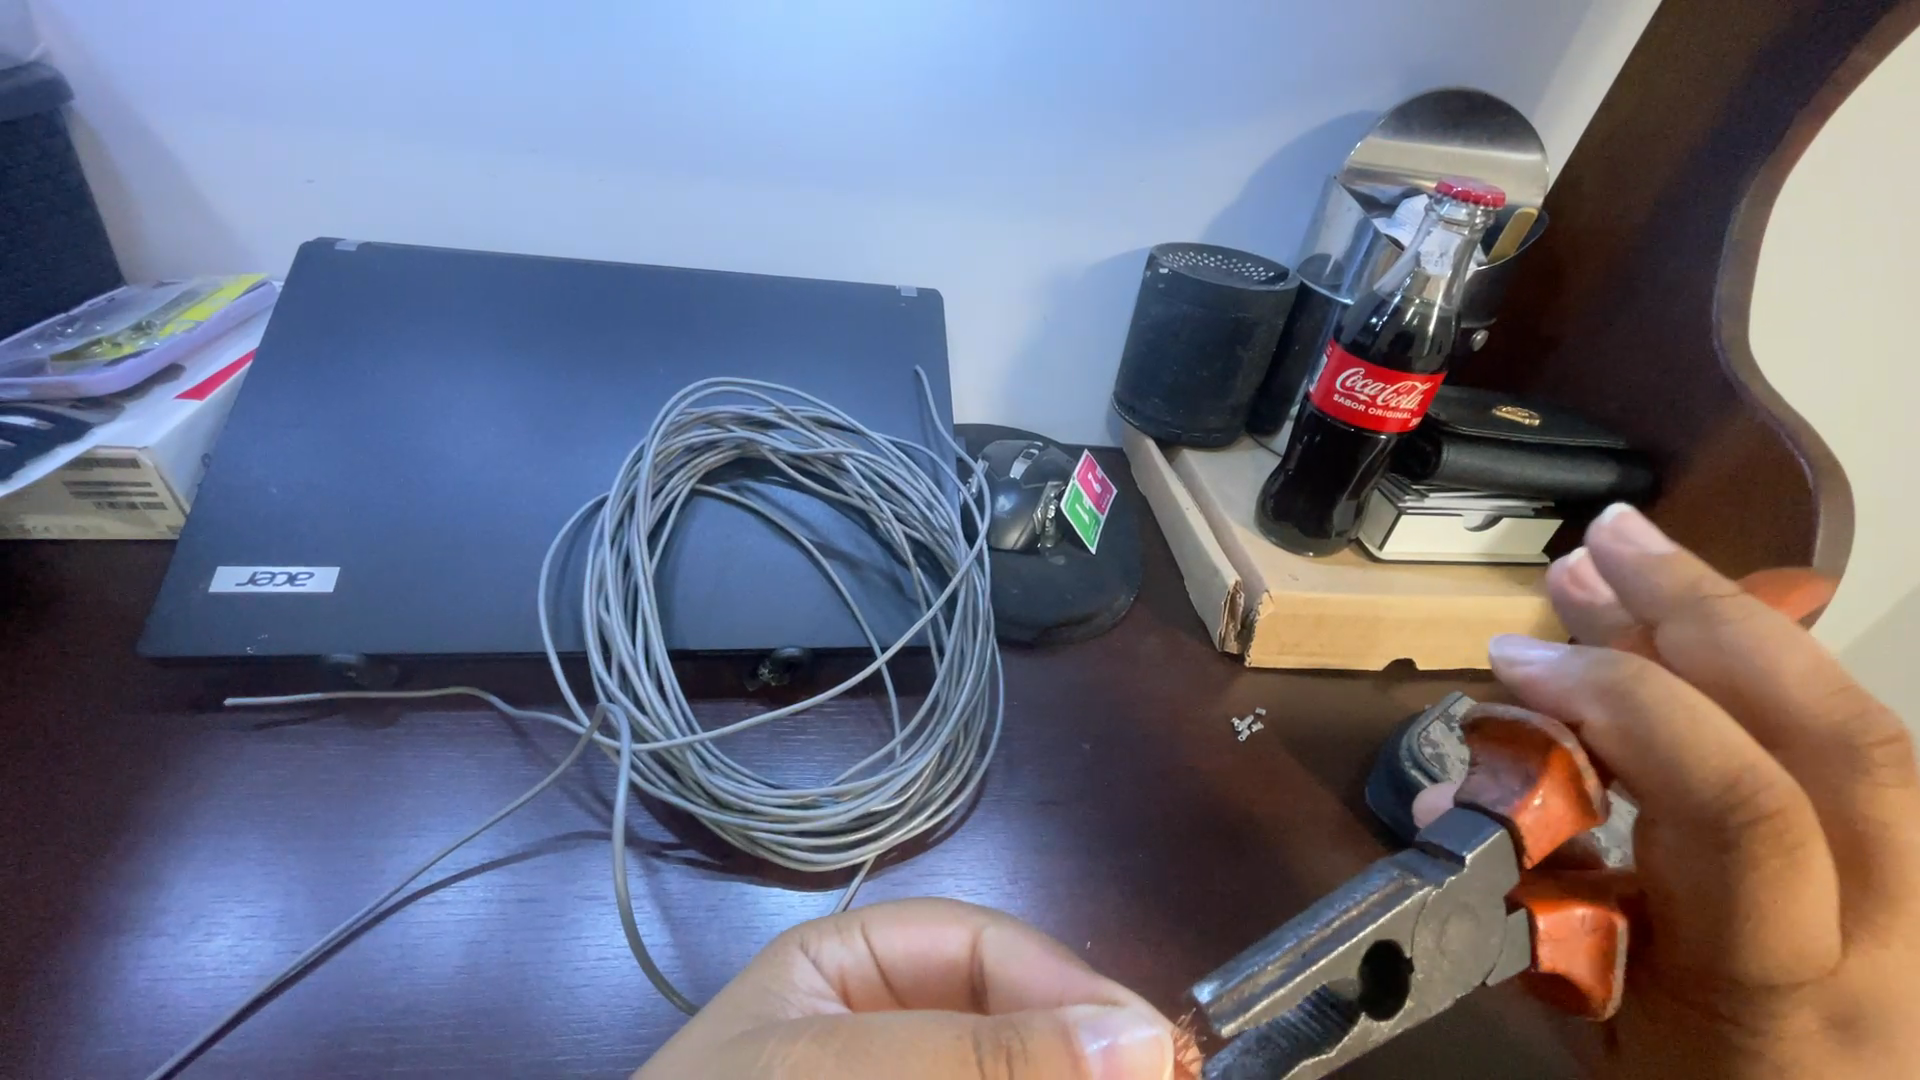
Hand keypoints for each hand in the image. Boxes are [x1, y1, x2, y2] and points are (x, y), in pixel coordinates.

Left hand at [633, 898, 1178, 1079]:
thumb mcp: (832, 1072)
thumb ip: (974, 1057)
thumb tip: (1135, 1038)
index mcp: (850, 966)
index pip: (979, 945)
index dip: (1070, 987)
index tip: (1154, 1048)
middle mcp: (885, 1026)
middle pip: (1007, 1022)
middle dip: (1078, 1054)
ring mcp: (907, 1077)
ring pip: (1006, 1068)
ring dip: (1066, 1075)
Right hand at [1414, 504, 1919, 1077]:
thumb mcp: (1581, 1015)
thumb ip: (1516, 896)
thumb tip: (1449, 795)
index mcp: (1785, 986)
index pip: (1740, 812)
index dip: (1624, 705)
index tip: (1514, 662)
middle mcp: (1898, 940)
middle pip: (1842, 741)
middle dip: (1703, 615)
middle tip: (1599, 542)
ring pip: (1865, 726)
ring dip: (1732, 624)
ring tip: (1628, 558)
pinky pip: (1850, 740)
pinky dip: (1761, 667)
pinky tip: (1689, 630)